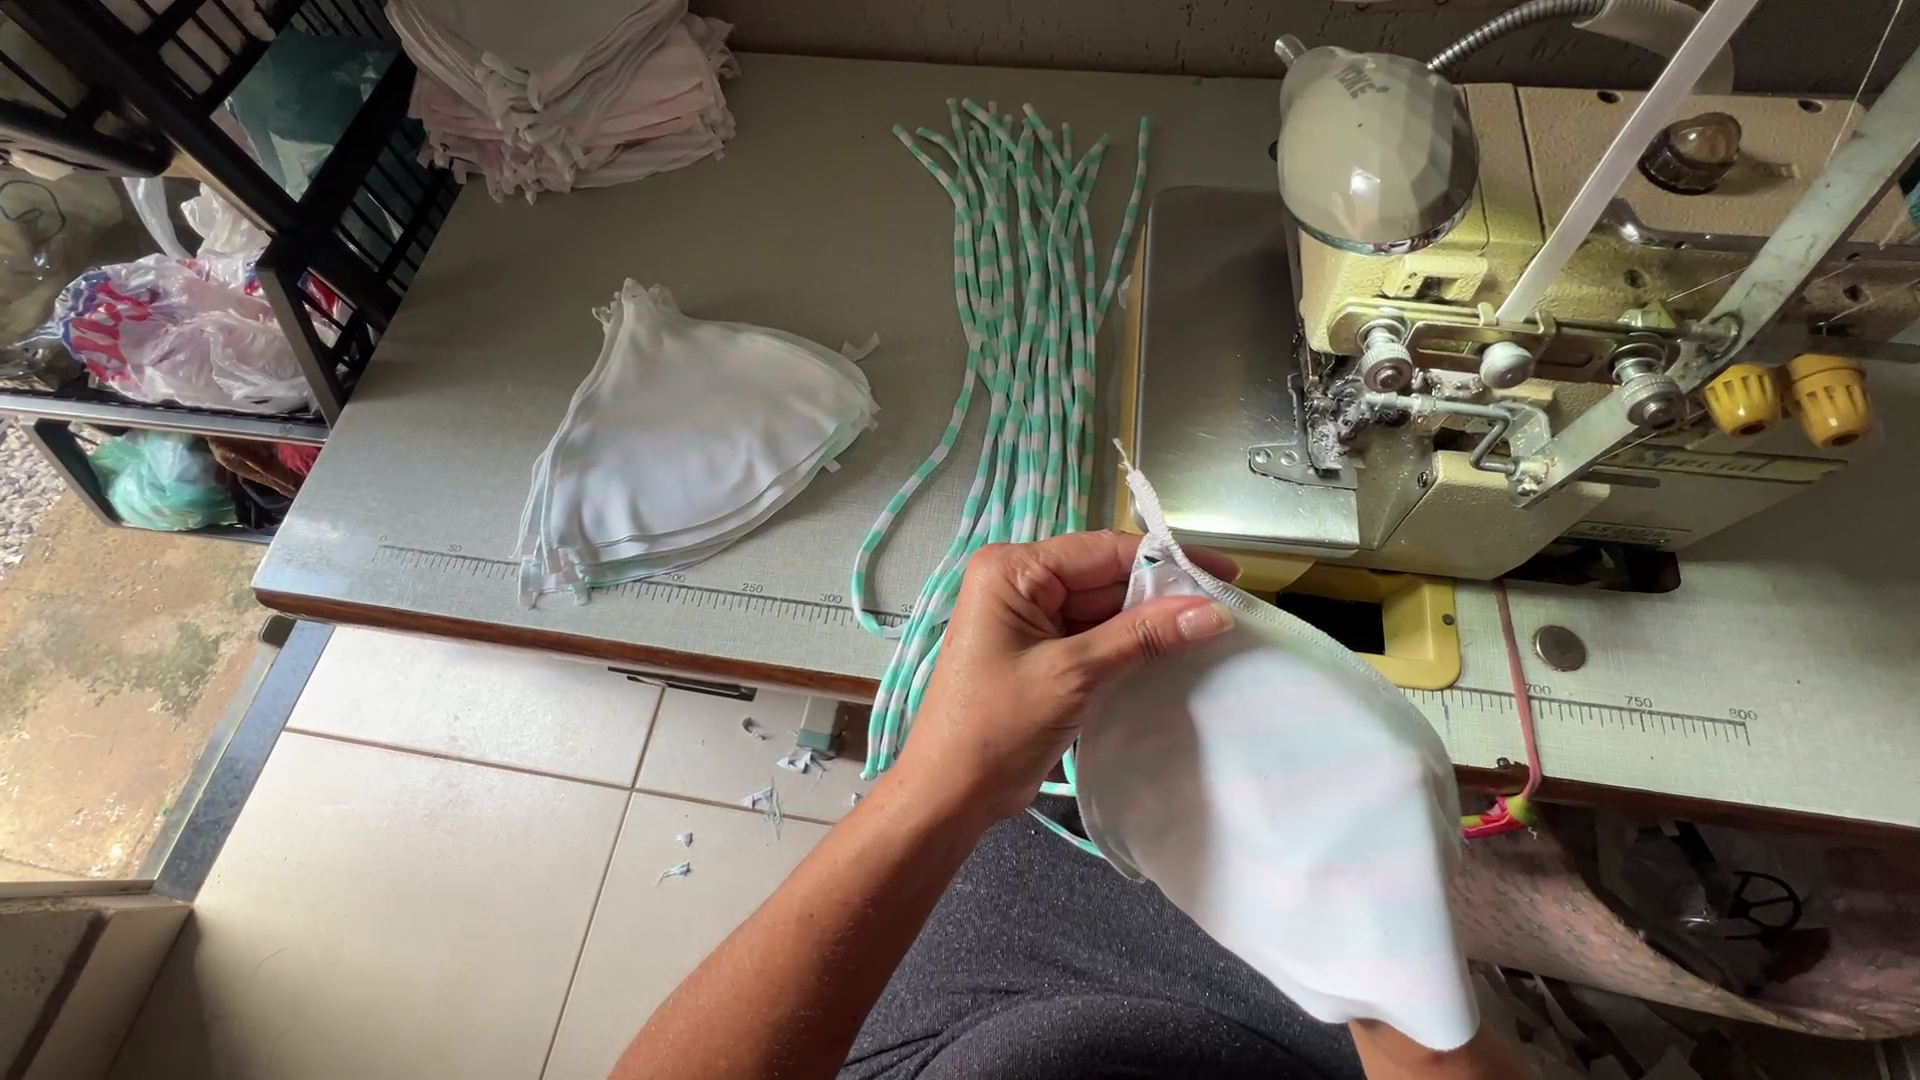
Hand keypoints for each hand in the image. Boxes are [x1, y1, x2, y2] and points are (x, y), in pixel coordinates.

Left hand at [893, 530, 1238, 819]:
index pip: (1101, 550)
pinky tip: (1175, 652)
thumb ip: (1142, 636)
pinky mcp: (1042, 652)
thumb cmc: (998, 725)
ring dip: (1151, 621)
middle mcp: (1020, 583)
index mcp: (1012, 570)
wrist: (951, 792)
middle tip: (1227, 606)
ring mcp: (1030, 619)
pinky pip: (1094, 636)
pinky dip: (1131, 645)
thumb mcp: (1074, 674)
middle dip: (1162, 593)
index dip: (1166, 559)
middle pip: (1105, 577)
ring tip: (1214, 629)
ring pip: (1104, 608)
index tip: (1226, 571)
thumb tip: (1212, 610)